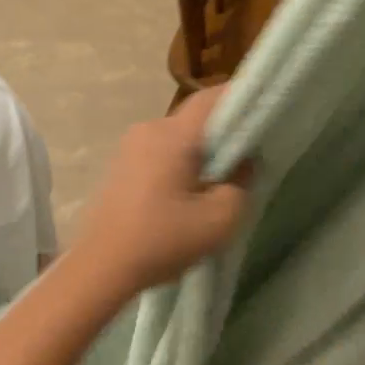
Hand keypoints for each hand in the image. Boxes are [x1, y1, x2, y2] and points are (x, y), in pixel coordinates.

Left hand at [67, 87, 251, 295]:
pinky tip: (190, 188)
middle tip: (249, 151)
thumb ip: (241, 185)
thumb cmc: (161, 241)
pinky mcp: (121, 165)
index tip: (263, 111)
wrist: (100, 267)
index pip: (212, 98)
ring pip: (177, 136)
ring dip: (201, 149)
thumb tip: (243, 163)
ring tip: (222, 175)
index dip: (241, 97)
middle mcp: (149, 129)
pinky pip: (160, 150)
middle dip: (223, 129)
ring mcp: (130, 146)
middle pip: (195, 117)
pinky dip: (180, 160)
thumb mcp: (218, 221)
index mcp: (173, 135)